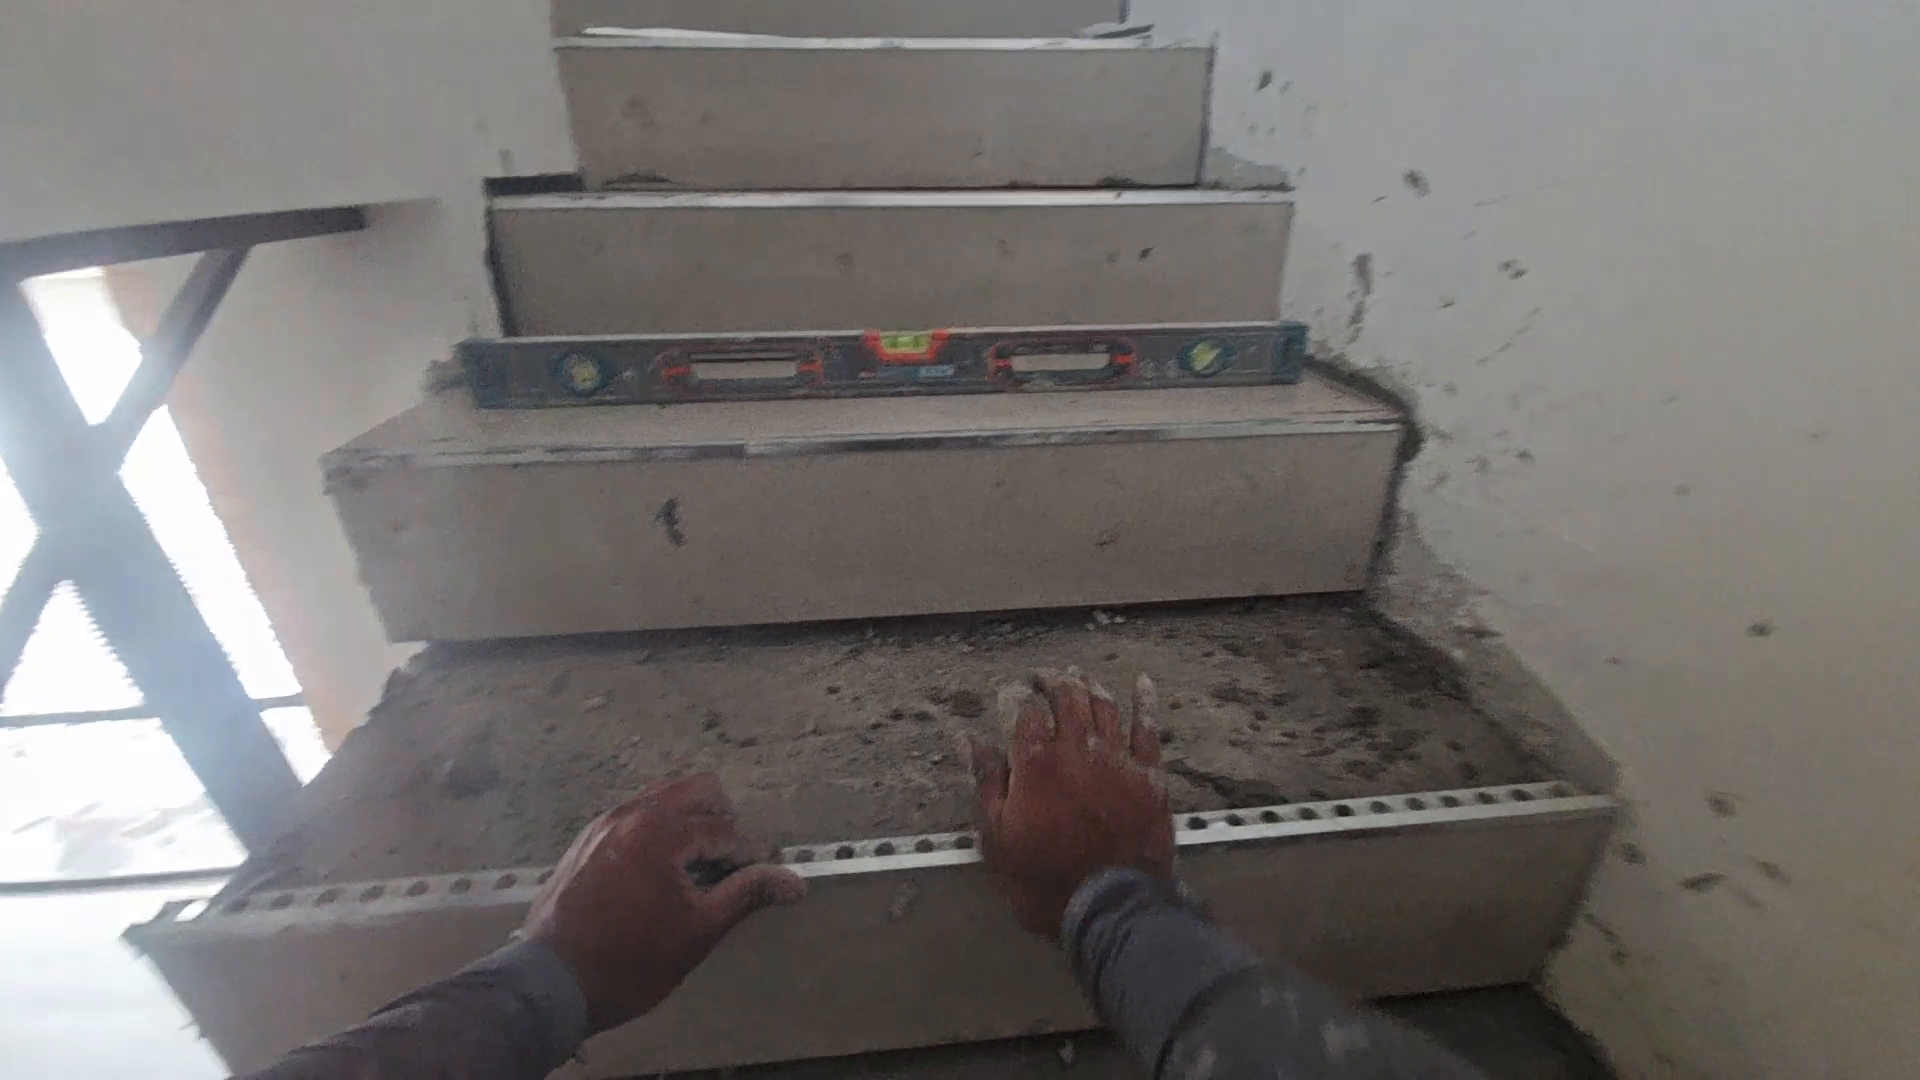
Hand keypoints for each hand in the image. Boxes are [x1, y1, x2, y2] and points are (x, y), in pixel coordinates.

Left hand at [522, 772, 805, 1031]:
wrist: (545, 987)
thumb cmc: (629, 960)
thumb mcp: (697, 932)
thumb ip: (746, 894)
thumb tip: (796, 882)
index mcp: (663, 831)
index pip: (724, 829)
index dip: (748, 851)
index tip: (758, 870)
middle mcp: (635, 812)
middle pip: (698, 787)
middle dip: (721, 816)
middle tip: (726, 855)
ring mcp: (607, 821)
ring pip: (665, 793)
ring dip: (689, 817)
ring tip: (693, 860)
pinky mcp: (587, 837)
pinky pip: (636, 811)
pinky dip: (659, 825)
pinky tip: (658, 865)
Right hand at [966, 669, 1173, 939]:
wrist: (1112, 910)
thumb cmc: (1043, 879)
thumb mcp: (997, 837)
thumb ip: (985, 781)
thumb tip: (966, 739)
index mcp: (1035, 761)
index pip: (1022, 709)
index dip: (1014, 695)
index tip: (1008, 692)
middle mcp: (1076, 749)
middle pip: (1066, 697)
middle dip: (1052, 680)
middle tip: (1044, 676)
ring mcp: (1117, 759)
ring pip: (1103, 705)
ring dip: (1089, 685)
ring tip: (1078, 676)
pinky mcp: (1149, 774)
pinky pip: (1147, 727)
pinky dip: (1144, 702)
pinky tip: (1142, 682)